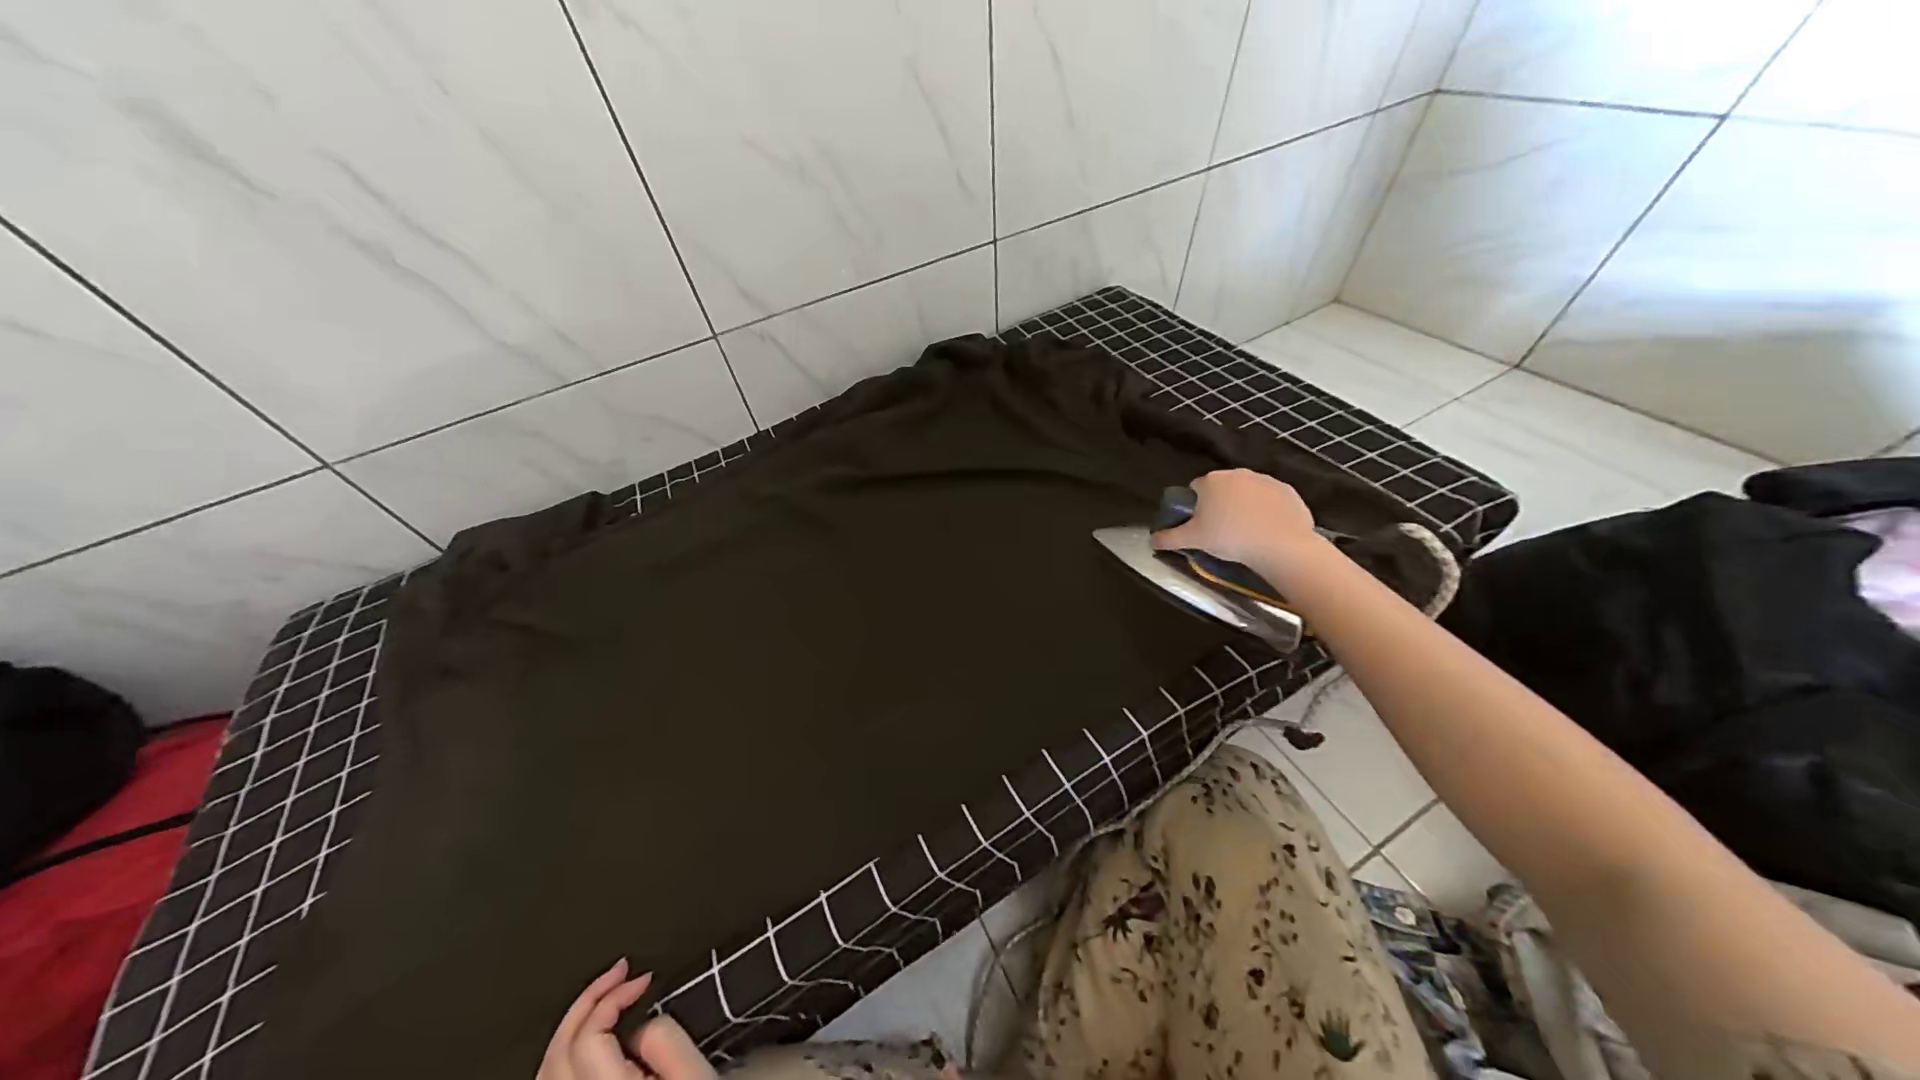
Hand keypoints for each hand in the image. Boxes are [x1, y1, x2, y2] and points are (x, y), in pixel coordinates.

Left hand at [537, 960, 717, 1079]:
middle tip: (620, 971)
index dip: (611, 998)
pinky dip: (562, 1053)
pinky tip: (583, 1038)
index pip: (589, 1038)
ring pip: (545, 1072)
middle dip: (588, 1000)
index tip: (643, 978)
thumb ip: (668, 1043)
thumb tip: (643, 1019)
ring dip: (572, 1024)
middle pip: (558, 1052)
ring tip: (602, 993)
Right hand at [1150, 469, 1317, 566]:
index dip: (1195, 506)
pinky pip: (1271, 500)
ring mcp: (1266, 480)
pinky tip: (1267, 530)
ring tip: (1245, 532)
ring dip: (1244, 506)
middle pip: (1222, 488)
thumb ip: (1168, 538)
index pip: (1195, 488)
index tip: (1200, 524)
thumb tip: (1151, 539)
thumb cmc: (1229, 538)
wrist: (1280, 546)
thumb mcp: (1192, 540)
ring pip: (1247, 492)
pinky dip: (1267, 511)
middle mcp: (1238, 473)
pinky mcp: (1288, 491)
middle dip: (1220, 504)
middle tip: (1221, 530)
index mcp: (1212, 480)